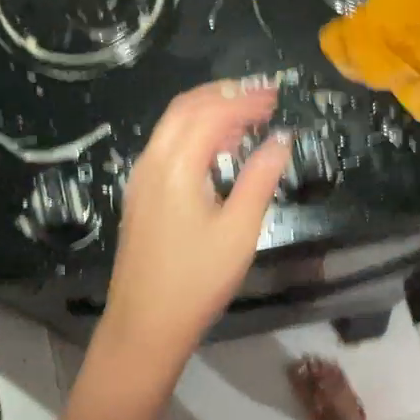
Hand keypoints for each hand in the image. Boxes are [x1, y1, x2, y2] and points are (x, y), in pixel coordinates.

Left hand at [103, 79, 290, 356]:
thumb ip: (260, 179)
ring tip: (245, 120)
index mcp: (176, 166)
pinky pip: (164, 148)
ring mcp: (140, 180)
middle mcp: (151, 162)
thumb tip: (280, 140)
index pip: (213, 113)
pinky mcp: (139, 197)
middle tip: (261, 98)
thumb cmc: (197, 281)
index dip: (246, 100)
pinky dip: (192, 135)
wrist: (145, 325)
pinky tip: (215, 152)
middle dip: (223, 96)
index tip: (277, 95)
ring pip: (171, 127)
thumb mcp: (239, 231)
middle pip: (185, 108)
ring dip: (207, 114)